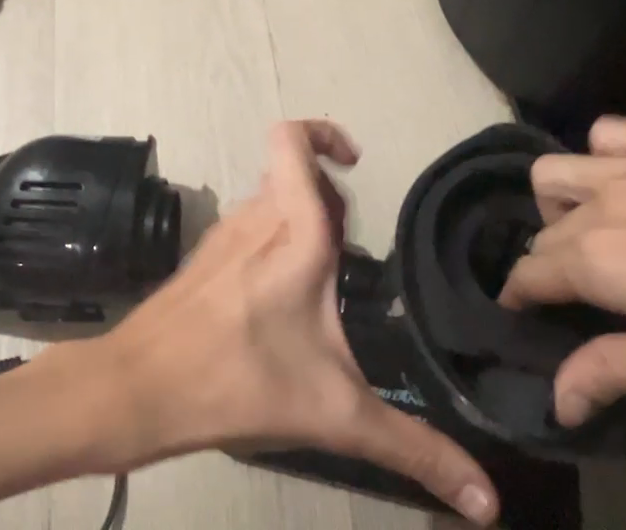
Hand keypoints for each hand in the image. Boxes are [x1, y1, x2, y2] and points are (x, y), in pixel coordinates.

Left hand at [98, 121, 498, 524]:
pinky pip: (248, 227)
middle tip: (352, 250)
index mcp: (293, 234)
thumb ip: (413, 450)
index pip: (292, 141)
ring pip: (269, 198)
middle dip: (329, 197)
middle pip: (292, 172)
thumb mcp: (335, 416)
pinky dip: (273, 240)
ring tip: (323, 279)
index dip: (324, 132)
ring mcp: (223, 236)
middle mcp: (256, 220)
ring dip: (300, 218)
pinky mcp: (202, 259)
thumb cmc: (238, 383)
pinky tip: (280, 301)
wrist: (137, 390)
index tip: (355, 165)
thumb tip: (488, 501)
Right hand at [500, 117, 625, 426]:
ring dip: (558, 205)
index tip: (527, 320)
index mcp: (601, 260)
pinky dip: (602, 157)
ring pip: (557, 172)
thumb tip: (557, 399)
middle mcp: (603, 201)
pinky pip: (609, 134)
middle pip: (543, 227)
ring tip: (600, 240)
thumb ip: (622, 369)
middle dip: (546, 263)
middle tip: (587, 303)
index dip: (520, 300)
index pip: (528, 273)